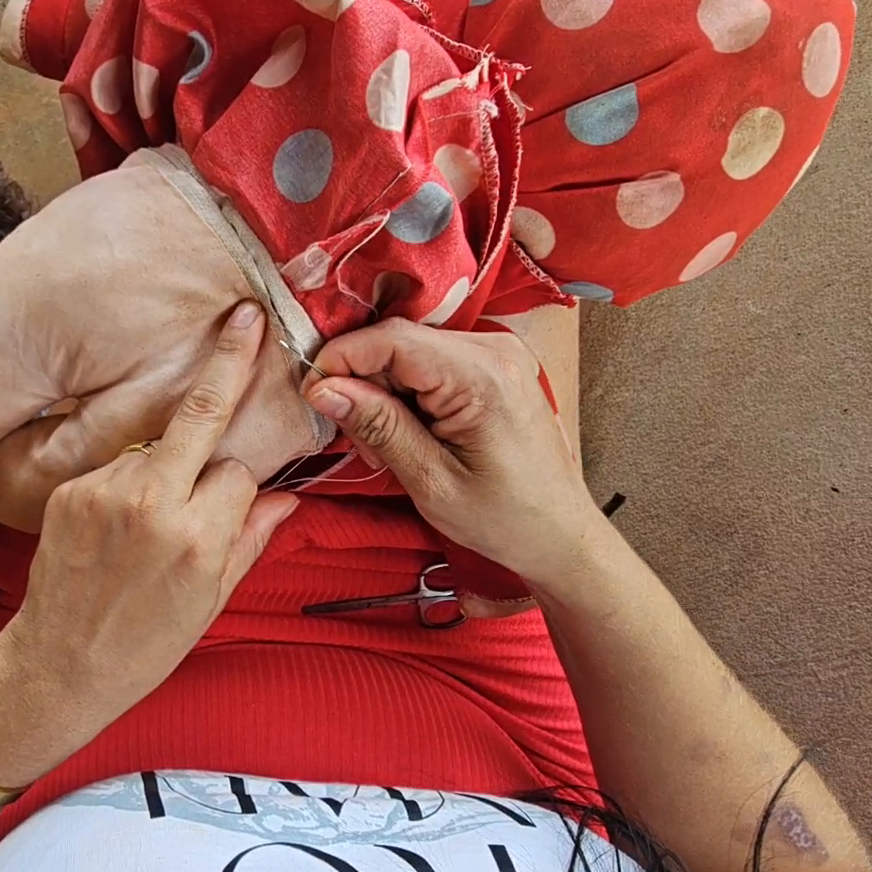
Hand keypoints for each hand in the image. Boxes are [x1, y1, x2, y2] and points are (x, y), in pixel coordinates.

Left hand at [1, 301, 299, 716]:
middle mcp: (152, 504)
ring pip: (156, 446)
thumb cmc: (143, 646)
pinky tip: (115, 525)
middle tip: (244, 315)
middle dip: (228, 361)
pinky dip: (125, 483)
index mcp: (199, 537)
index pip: (238, 469)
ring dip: (164, 464)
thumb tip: (286, 498)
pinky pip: (116, 466)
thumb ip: (250, 539)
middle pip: (200, 412)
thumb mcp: (211, 601)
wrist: (61, 665)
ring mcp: (105, 491)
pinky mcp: (69, 490)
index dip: (236, 486)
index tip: (230, 501)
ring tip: (145, 521)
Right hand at [301, 319, 606, 589]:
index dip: (340, 359)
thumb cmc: (502, 518)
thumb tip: (322, 388)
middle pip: (396, 342)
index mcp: (482, 376)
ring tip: (388, 448)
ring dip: (381, 394)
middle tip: (360, 443)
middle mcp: (493, 349)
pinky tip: (409, 433)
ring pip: (406, 352)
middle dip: (361, 385)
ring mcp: (495, 353)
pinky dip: (404, 394)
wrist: (559, 532)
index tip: (312, 396)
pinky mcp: (491, 365)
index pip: (391, 339)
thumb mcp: (429, 480)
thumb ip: (377, 426)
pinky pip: (427, 363)